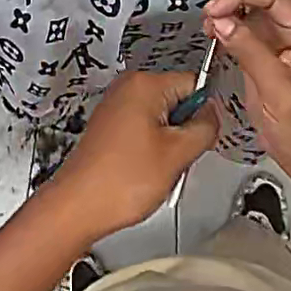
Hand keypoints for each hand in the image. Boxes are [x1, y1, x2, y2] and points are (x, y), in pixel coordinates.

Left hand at [47, 70, 218, 235]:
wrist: (77, 207)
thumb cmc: (117, 181)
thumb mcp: (177, 154)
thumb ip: (204, 128)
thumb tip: (212, 114)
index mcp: (146, 84)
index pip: (193, 84)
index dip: (202, 112)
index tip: (198, 136)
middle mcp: (129, 86)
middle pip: (177, 99)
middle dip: (182, 129)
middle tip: (174, 156)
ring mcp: (117, 103)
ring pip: (161, 116)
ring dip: (167, 141)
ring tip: (154, 166)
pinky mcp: (111, 122)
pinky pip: (143, 126)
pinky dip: (149, 146)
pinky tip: (141, 169)